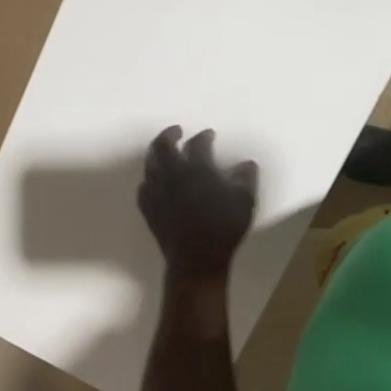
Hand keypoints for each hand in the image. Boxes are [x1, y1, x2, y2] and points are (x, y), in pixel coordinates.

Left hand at [139, 127, 257, 276]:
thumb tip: (246, 163)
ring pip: (150, 164)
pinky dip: (150, 178)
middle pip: (163, 146)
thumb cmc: (223, 227)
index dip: (204, 136)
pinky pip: (144, 186)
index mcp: (197, 169)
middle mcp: (172, 174)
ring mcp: (156, 191)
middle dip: (169, 134)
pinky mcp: (148, 208)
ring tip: (164, 151)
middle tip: (177, 131)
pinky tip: (155, 181)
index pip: (198, 144)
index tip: (209, 134)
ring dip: (157, 153)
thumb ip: (245, 178)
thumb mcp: (245, 201)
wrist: (196, 258)